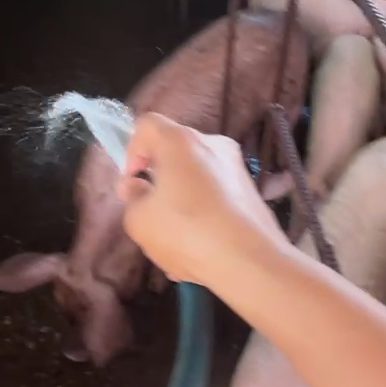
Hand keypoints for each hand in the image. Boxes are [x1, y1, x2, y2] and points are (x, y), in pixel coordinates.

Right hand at [116, 113, 291, 288]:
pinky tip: (201, 250)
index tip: (133, 183)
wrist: (251, 261)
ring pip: (197, 178)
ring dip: (182, 202)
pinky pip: (217, 197)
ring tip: (176, 243)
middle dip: (159, 181)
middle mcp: (214, 144)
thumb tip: (137, 186)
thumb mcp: (140, 221)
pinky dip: (205, 216)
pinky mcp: (253, 192)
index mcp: (181, 141)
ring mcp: (237, 168)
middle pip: (175, 153)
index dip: (132, 151)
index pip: (148, 125)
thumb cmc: (187, 232)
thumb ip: (132, 199)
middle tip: (151, 213)